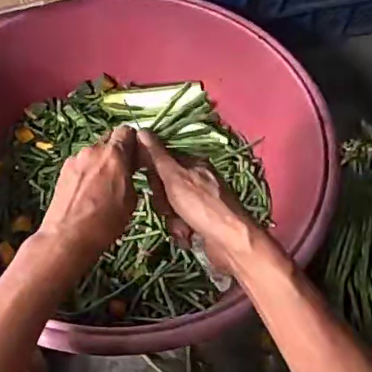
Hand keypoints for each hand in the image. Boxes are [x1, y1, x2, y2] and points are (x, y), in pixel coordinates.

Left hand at [35, 125, 139, 263]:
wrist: (67, 237)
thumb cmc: (106, 222)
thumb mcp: (131, 201)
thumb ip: (131, 176)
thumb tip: (129, 169)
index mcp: (114, 155)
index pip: (126, 131)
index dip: (133, 142)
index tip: (136, 156)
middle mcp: (93, 150)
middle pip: (108, 140)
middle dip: (116, 151)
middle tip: (121, 171)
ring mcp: (75, 159)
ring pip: (93, 153)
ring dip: (100, 162)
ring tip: (101, 186)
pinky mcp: (62, 170)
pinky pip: (81, 164)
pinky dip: (86, 172)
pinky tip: (87, 191)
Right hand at [136, 131, 275, 276]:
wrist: (230, 241)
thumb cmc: (202, 206)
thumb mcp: (176, 178)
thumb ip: (158, 156)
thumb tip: (142, 130)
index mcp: (194, 165)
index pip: (163, 161)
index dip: (155, 175)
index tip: (154, 185)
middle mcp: (198, 181)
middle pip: (165, 188)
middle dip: (164, 203)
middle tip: (171, 209)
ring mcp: (200, 203)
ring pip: (170, 209)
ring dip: (172, 221)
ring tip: (183, 227)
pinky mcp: (201, 222)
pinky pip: (179, 224)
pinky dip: (181, 232)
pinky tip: (189, 236)